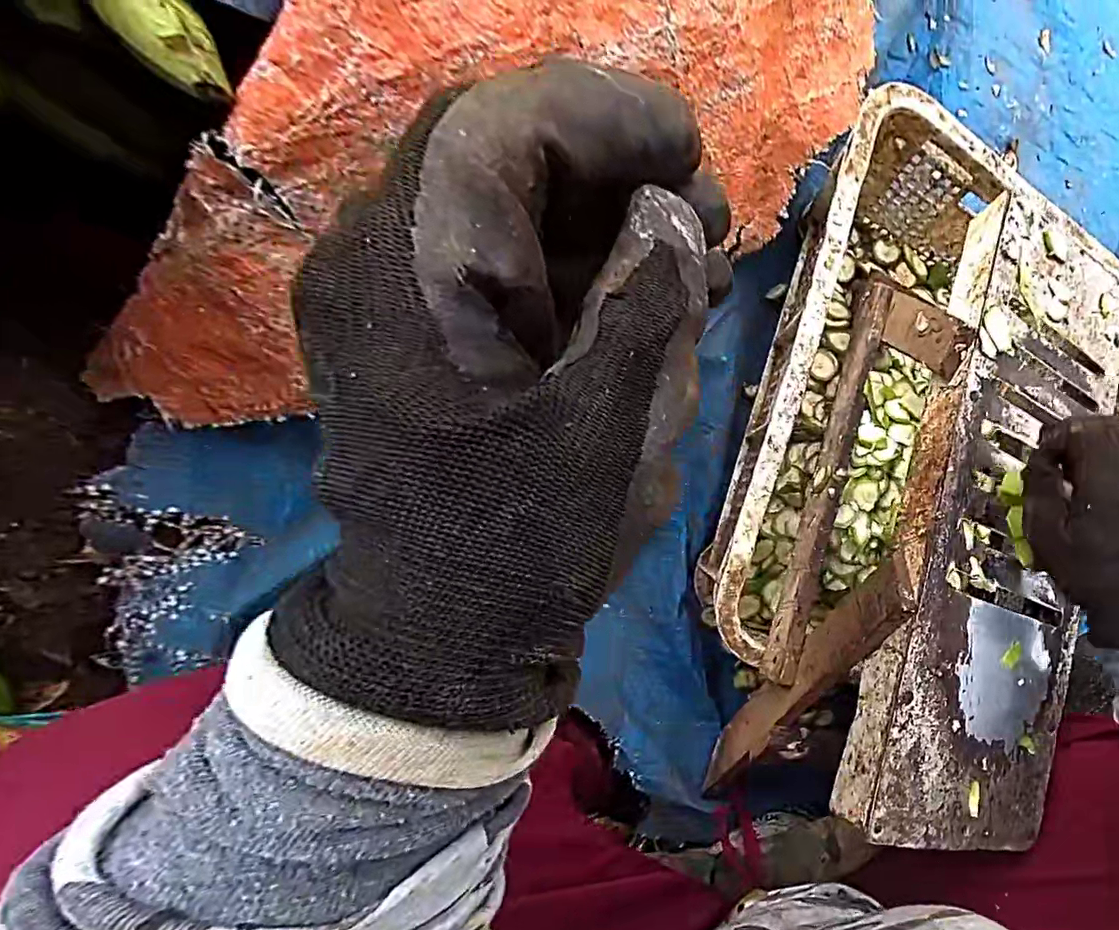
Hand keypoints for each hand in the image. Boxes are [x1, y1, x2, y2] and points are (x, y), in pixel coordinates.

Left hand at [269, 60, 730, 731]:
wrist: (459, 625)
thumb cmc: (524, 539)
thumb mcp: (600, 431)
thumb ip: (642, 314)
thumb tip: (677, 213)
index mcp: (411, 277)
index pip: (494, 133)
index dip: (602, 116)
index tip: (692, 143)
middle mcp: (402, 268)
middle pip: (512, 167)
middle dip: (624, 172)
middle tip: (716, 208)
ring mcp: (433, 307)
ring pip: (533, 222)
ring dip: (626, 224)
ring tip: (712, 253)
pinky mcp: (469, 344)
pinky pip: (541, 279)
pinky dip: (611, 275)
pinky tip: (674, 294)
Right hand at [1023, 415, 1118, 648]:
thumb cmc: (1085, 568)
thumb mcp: (1046, 533)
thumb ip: (1039, 489)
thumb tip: (1039, 462)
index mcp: (1102, 478)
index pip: (1079, 430)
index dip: (1054, 437)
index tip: (1041, 458)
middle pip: (1102, 425)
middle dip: (1072, 434)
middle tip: (1053, 455)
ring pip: (1116, 439)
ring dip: (1088, 447)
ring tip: (1068, 470)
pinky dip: (1102, 462)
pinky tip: (1087, 488)